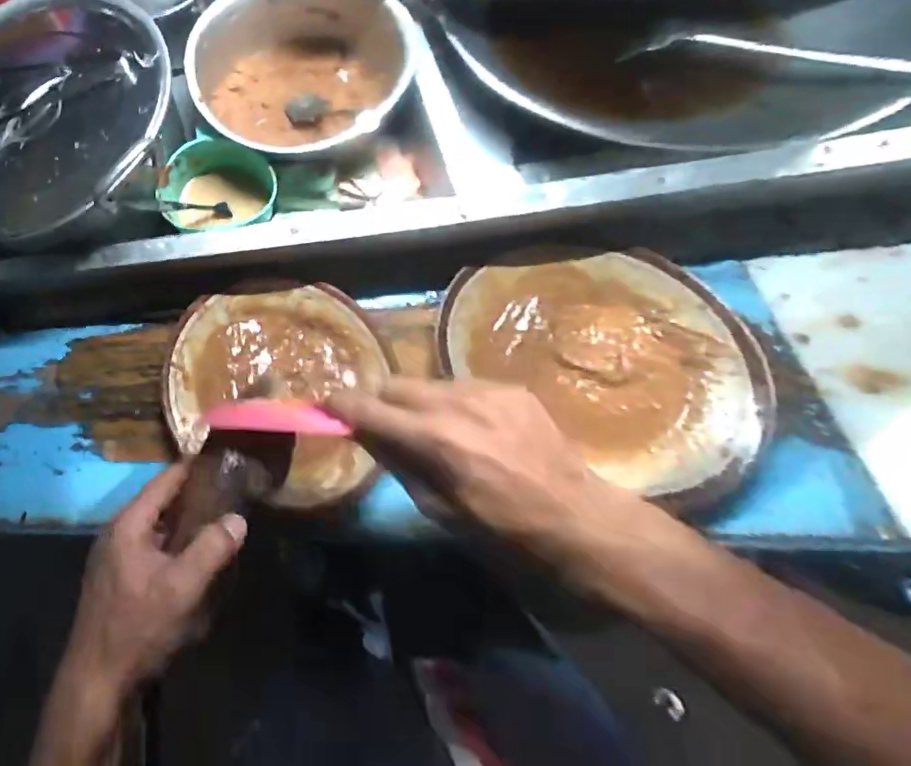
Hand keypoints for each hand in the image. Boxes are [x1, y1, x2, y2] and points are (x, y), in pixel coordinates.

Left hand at [62, 462, 247, 693]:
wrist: (97, 677)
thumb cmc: (139, 626)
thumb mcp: (182, 588)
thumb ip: (211, 550)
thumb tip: (236, 519)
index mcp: (128, 523)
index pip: (163, 481)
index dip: (191, 469)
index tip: (219, 461)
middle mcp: (116, 531)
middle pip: (158, 503)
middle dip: (190, 498)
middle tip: (225, 495)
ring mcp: (112, 555)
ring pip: (153, 528)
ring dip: (181, 524)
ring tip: (214, 524)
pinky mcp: (115, 578)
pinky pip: (148, 548)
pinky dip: (170, 545)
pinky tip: (191, 560)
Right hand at [327, 378, 639, 560]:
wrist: (585, 520)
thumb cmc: (506, 529)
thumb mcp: (439, 508)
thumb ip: (396, 462)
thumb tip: (362, 433)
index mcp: (435, 438)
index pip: (368, 408)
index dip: (340, 405)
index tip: (325, 405)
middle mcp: (455, 403)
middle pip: (392, 384)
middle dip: (380, 401)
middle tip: (383, 423)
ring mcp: (485, 390)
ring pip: (426, 383)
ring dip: (417, 402)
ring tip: (435, 429)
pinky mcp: (509, 388)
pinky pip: (461, 386)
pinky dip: (452, 403)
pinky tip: (473, 428)